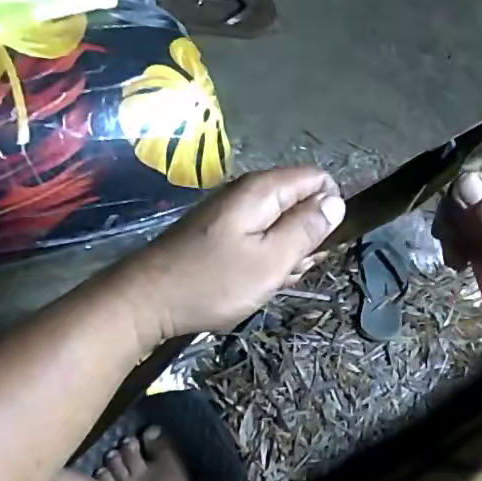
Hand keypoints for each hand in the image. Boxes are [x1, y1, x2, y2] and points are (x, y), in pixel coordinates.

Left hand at [123, 165, 343, 340]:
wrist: (145, 302)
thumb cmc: (213, 282)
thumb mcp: (272, 261)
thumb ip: (307, 228)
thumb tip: (336, 202)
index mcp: (262, 191)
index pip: (318, 178)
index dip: (329, 209)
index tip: (319, 245)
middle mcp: (247, 193)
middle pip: (300, 202)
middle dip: (308, 236)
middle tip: (291, 269)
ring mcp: (232, 213)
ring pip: (281, 224)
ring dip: (287, 254)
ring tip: (271, 280)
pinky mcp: (220, 233)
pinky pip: (259, 238)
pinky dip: (266, 259)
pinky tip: (254, 282)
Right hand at [438, 148, 481, 348]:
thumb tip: (464, 180)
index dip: (477, 175)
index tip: (451, 205)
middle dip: (463, 209)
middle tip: (447, 242)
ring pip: (478, 202)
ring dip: (459, 228)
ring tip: (455, 260)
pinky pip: (478, 222)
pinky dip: (465, 239)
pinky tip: (460, 263)